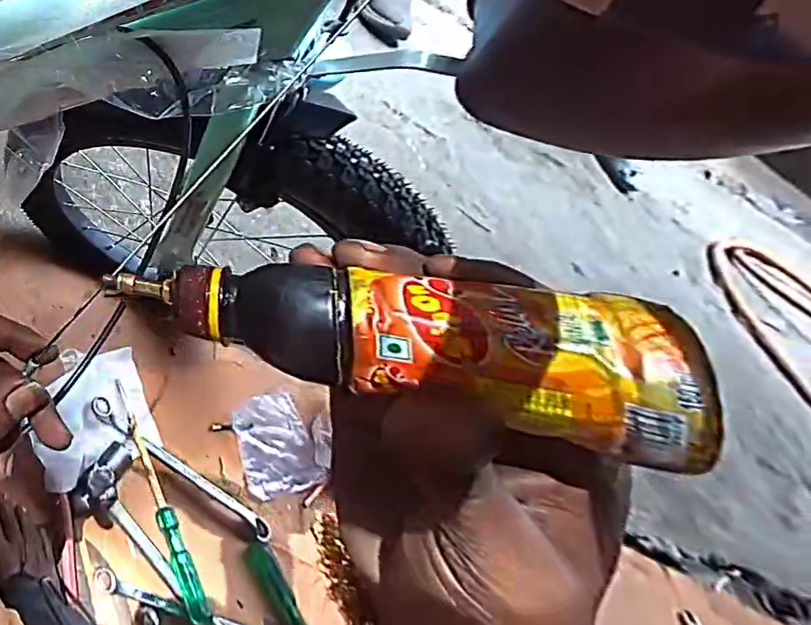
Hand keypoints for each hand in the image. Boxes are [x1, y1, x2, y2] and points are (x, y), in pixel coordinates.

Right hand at [291, 241, 628, 624]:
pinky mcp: (362, 406)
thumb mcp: (509, 540)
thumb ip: (474, 468)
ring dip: (357, 285)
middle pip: (448, 319)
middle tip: (362, 258)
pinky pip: (341, 351)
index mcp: (546, 424)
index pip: (532, 341)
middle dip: (406, 278)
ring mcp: (416, 398)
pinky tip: (301, 284)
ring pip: (390, 325)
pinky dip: (319, 317)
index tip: (443, 272)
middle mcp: (480, 397)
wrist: (427, 622)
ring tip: (323, 260)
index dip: (493, 296)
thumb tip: (428, 399)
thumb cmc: (502, 592)